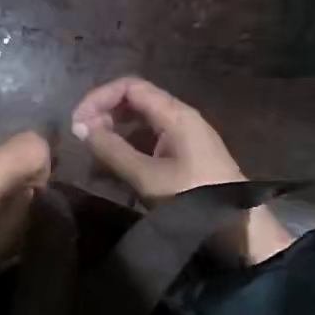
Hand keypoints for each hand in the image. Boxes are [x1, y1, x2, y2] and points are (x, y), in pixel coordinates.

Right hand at [71, 76, 245, 200]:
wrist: (237, 227)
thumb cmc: (192, 197)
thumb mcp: (146, 176)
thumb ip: (111, 149)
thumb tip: (80, 128)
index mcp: (175, 115)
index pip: (129, 87)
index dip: (99, 98)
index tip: (77, 121)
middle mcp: (178, 117)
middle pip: (133, 100)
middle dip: (103, 114)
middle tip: (82, 138)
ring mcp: (181, 135)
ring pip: (138, 120)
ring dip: (111, 132)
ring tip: (92, 154)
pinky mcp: (181, 153)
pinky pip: (146, 138)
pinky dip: (124, 146)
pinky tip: (110, 166)